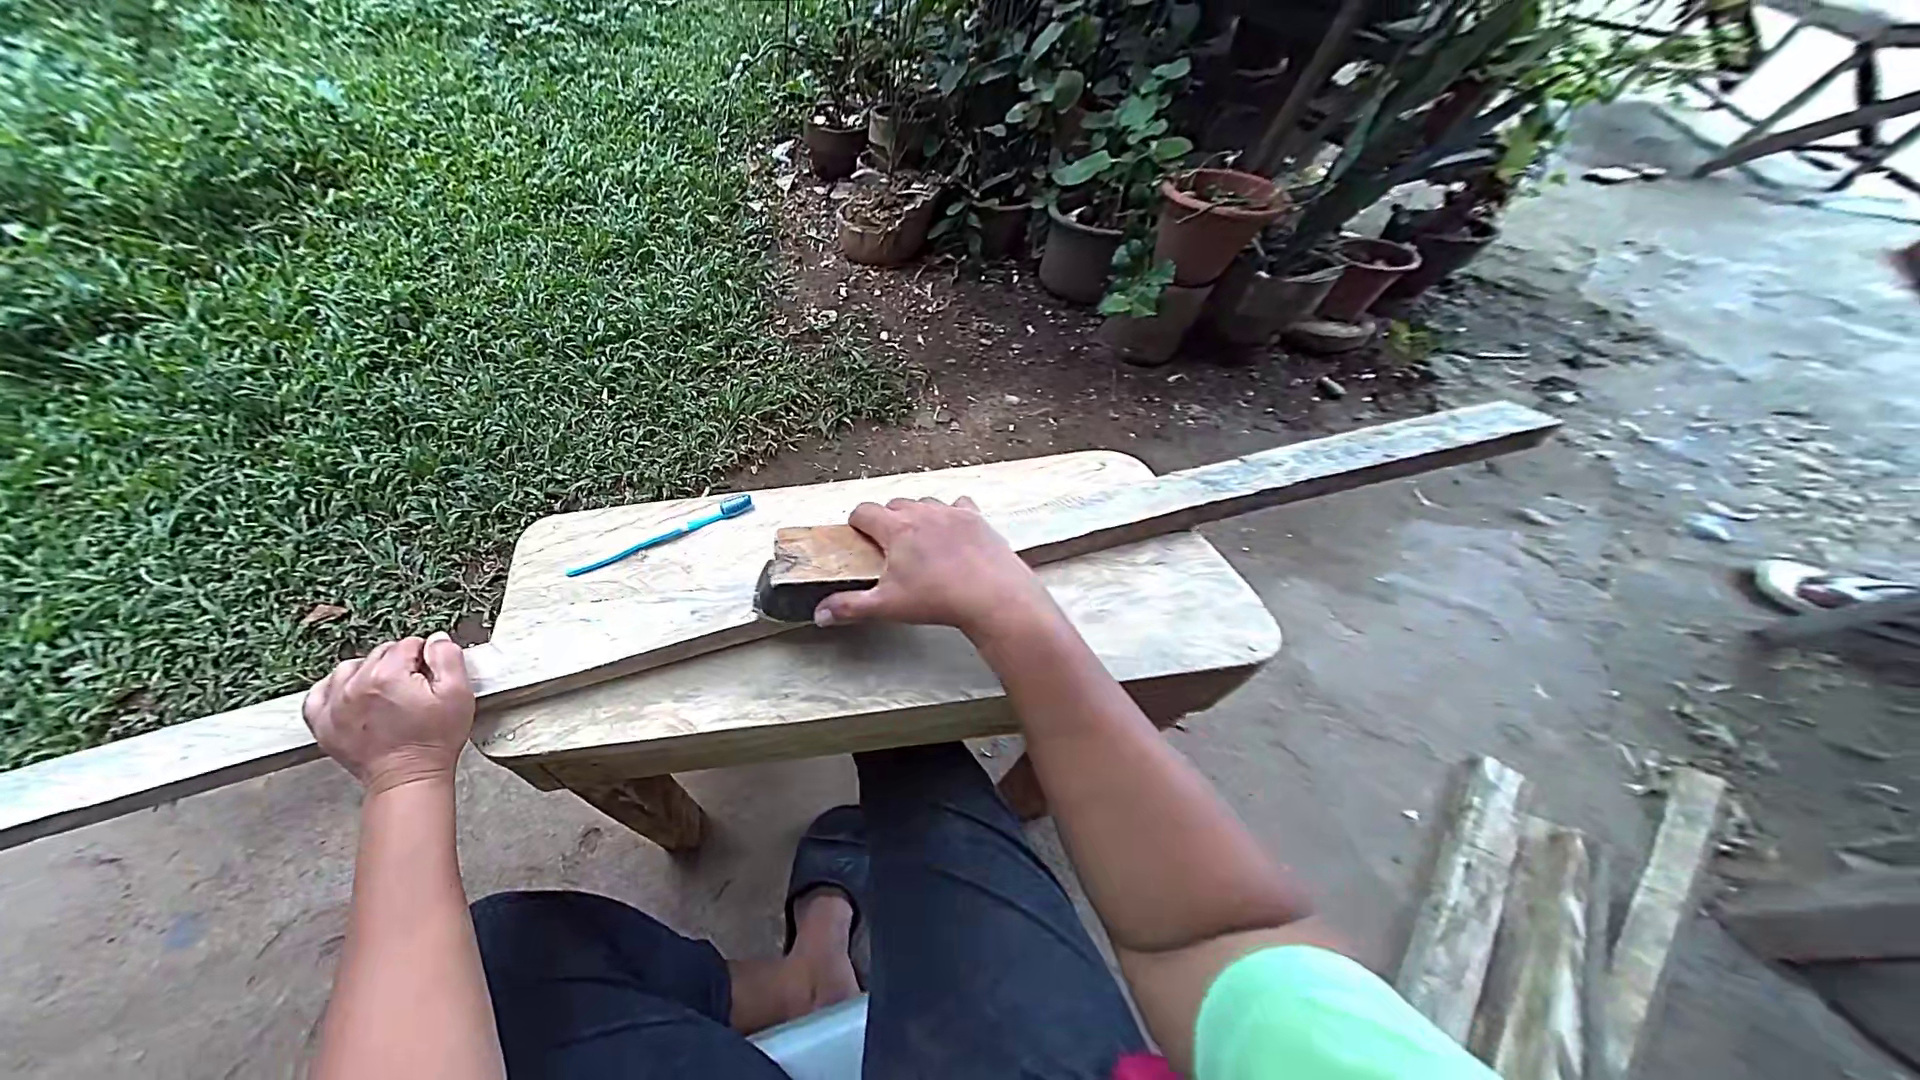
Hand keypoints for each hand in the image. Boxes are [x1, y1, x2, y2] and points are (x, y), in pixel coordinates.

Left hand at [303, 632, 473, 792]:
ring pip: (350, 668)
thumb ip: (448, 658)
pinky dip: (336, 687)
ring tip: (388, 689)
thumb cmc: (435, 737)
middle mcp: (353, 686)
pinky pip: (319, 692)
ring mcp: (333, 705)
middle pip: (379, 653)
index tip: (434, 672)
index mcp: (387, 676)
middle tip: (417, 684)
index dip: (427, 654)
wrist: (408, 775)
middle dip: (400, 662)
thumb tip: (437, 639)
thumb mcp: (458, 692)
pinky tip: (354, 693)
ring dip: (370, 671)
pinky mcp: (322, 723)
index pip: (407, 644)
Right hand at [812, 497, 1053, 640]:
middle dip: (888, 519)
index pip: (865, 511)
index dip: (857, 522)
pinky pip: (960, 504)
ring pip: (926, 502)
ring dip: (918, 514)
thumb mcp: (888, 606)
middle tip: (889, 543)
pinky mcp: (977, 518)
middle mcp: (923, 513)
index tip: (858, 533)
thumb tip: (821, 613)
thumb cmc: (940, 599)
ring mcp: (952, 513)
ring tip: (920, 538)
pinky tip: (954, 529)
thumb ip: (851, 607)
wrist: (993, 596)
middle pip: (895, 503)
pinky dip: (953, 513)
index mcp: (897, 529)